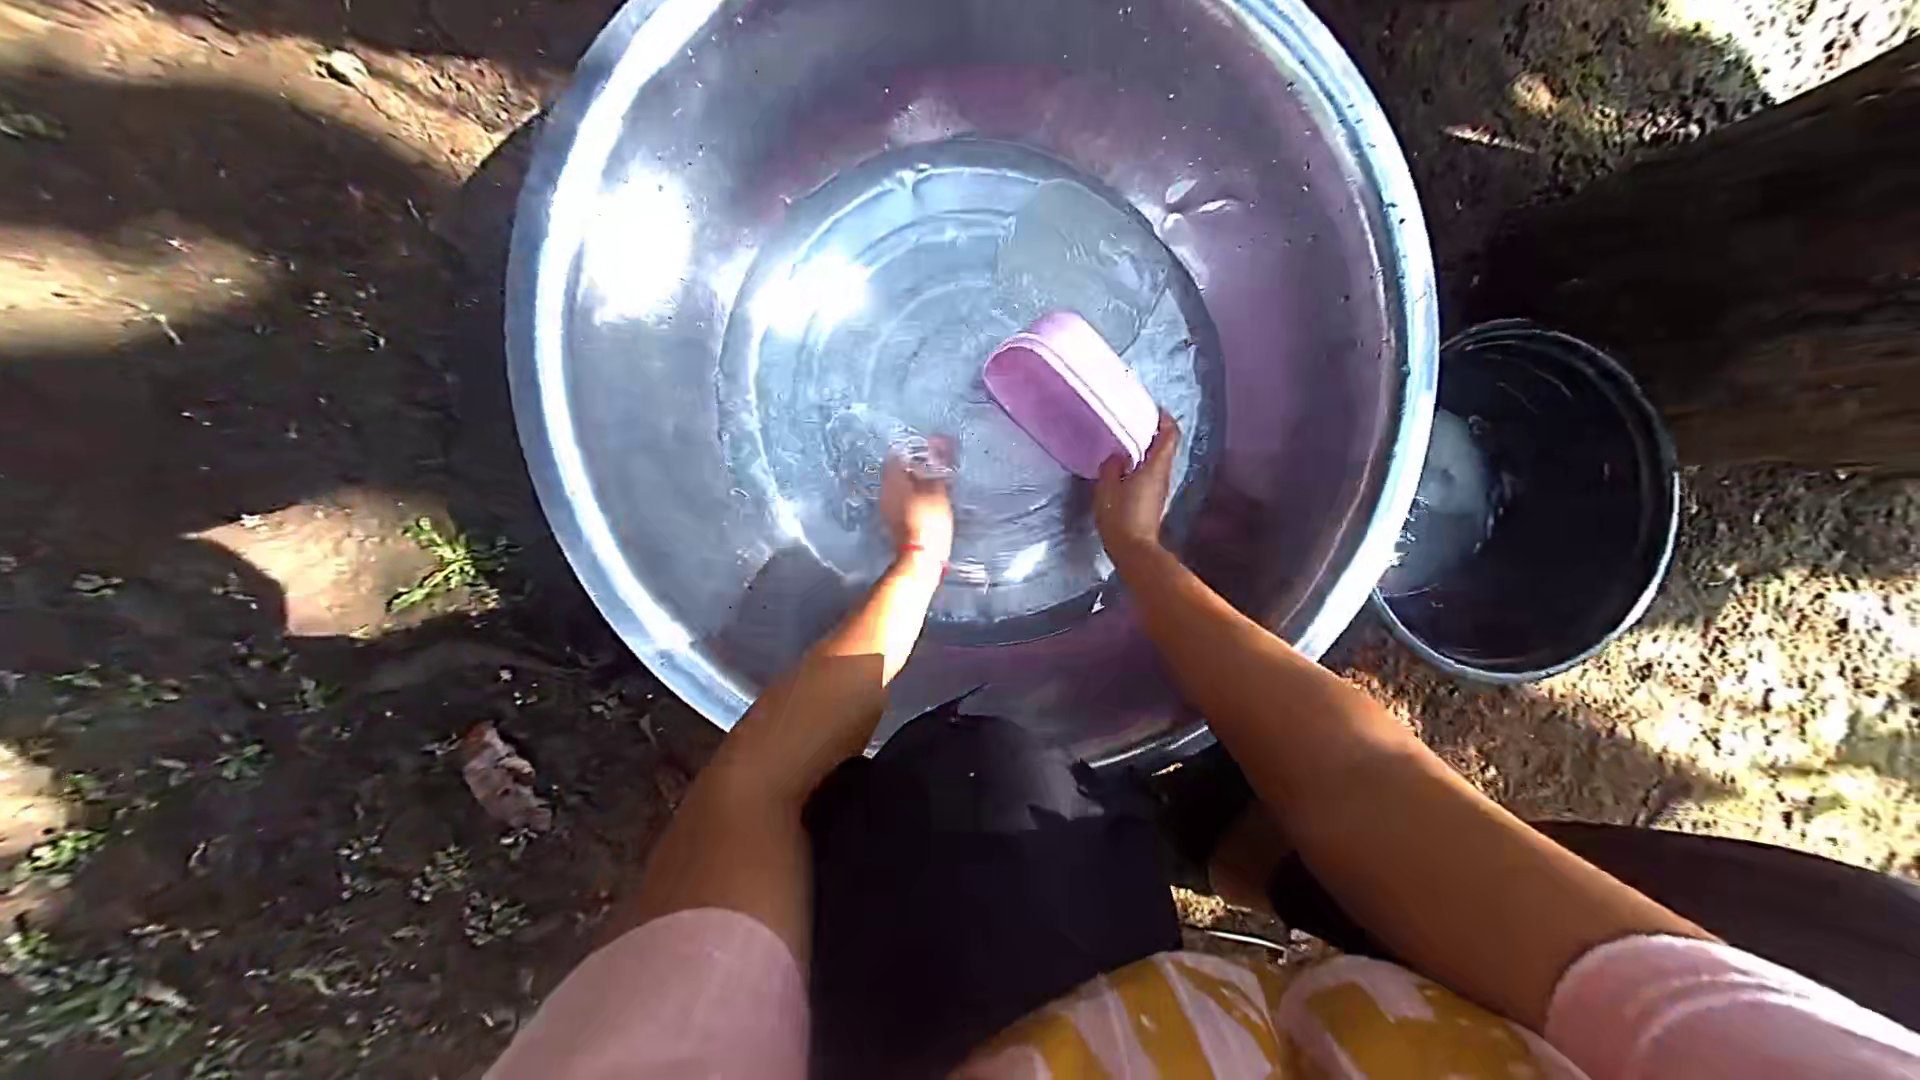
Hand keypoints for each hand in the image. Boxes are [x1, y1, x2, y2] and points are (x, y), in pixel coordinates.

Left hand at [881, 438, 953, 565]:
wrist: (921, 554)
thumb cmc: (930, 519)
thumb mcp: (939, 489)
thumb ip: (938, 466)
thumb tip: (939, 445)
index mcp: (894, 479)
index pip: (896, 454)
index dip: (911, 448)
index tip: (924, 448)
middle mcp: (885, 490)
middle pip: (894, 470)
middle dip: (910, 464)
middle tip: (928, 462)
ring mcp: (886, 506)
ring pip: (896, 485)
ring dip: (910, 480)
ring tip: (928, 480)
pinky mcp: (892, 520)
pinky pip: (899, 499)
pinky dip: (910, 495)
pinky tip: (923, 498)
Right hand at [1095, 411, 1178, 556]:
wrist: (1134, 550)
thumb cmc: (1120, 517)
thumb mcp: (1107, 489)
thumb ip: (1111, 467)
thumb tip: (1116, 457)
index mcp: (1154, 468)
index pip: (1168, 436)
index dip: (1165, 420)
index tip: (1154, 410)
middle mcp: (1162, 476)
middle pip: (1165, 448)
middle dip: (1154, 433)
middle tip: (1135, 423)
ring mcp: (1160, 490)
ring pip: (1158, 462)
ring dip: (1147, 450)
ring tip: (1127, 444)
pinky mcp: (1153, 501)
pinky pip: (1151, 475)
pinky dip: (1143, 465)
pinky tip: (1126, 468)